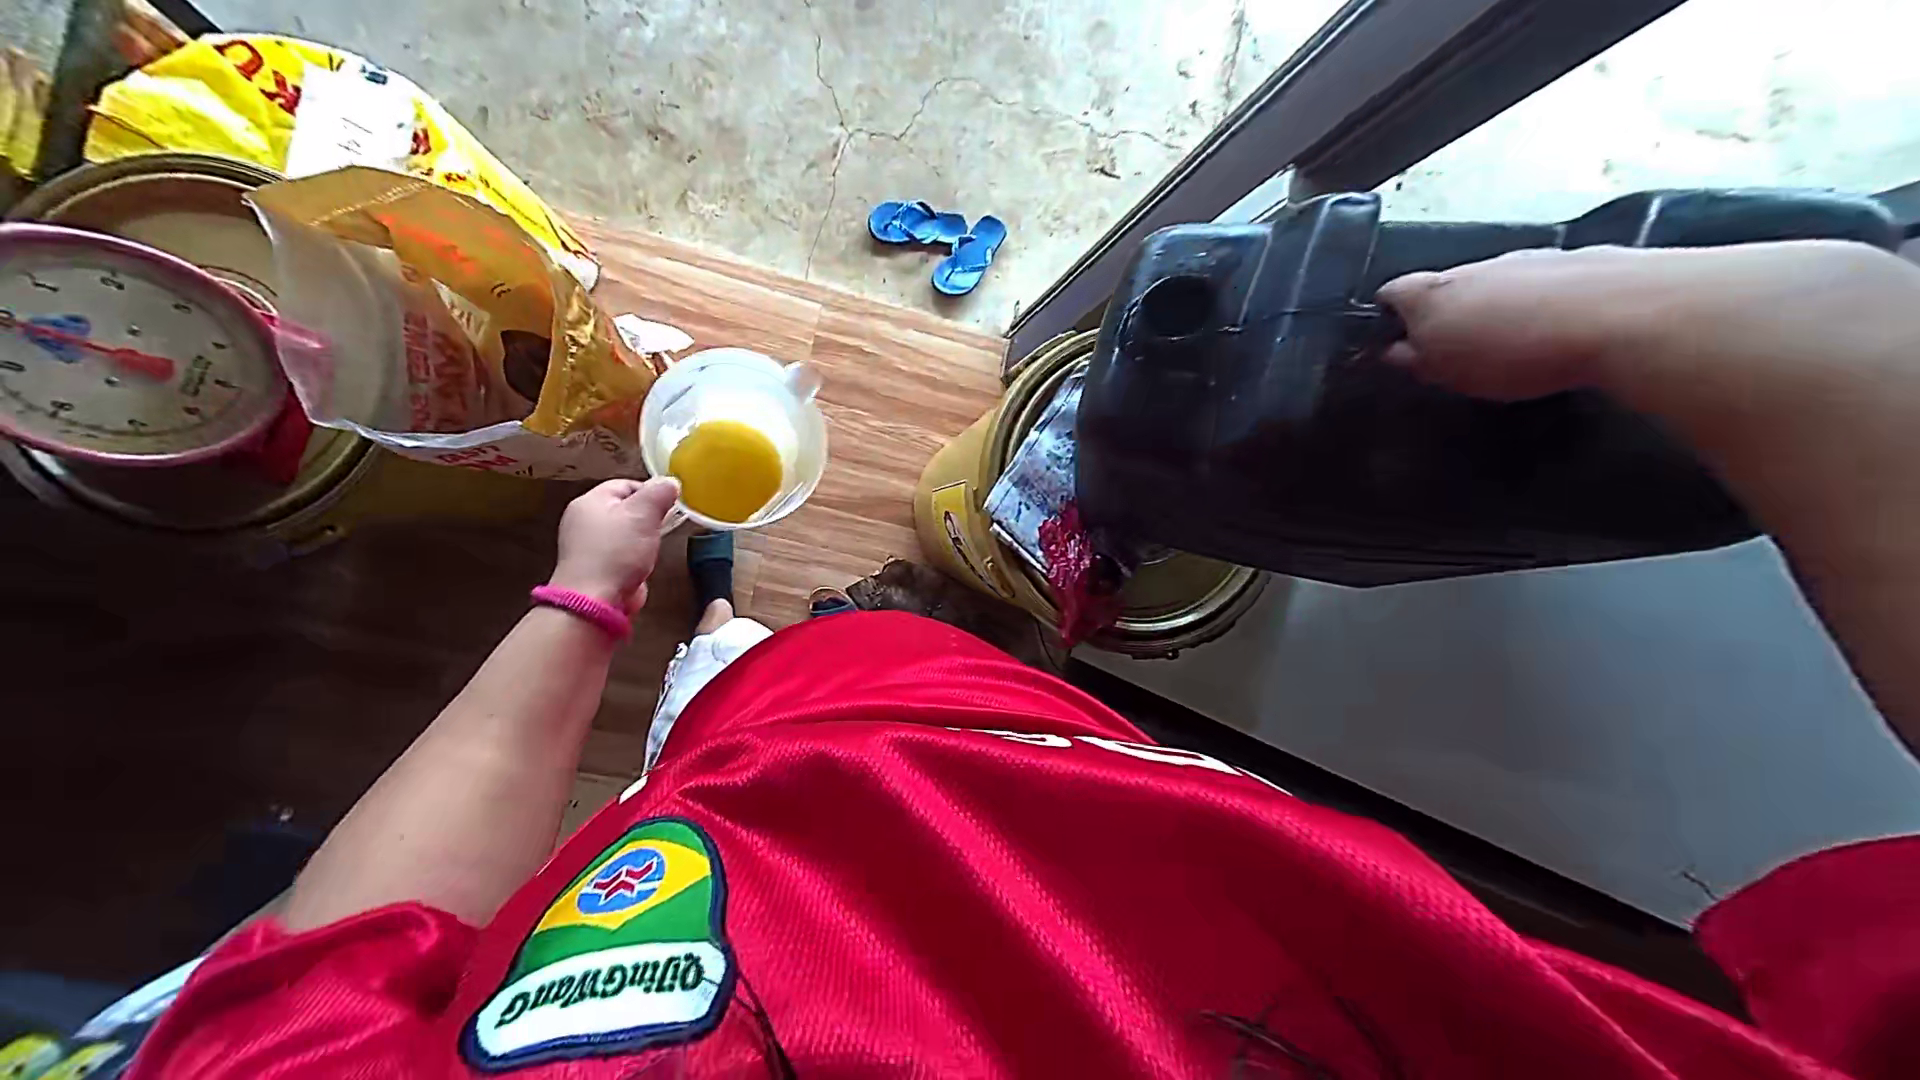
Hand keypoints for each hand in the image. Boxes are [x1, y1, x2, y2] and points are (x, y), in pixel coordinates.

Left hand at [548, 478, 680, 612]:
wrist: (596, 599)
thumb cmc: (618, 552)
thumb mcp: (643, 514)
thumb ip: (659, 493)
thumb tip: (670, 482)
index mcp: (590, 501)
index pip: (625, 484)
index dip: (650, 492)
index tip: (670, 505)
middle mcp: (584, 519)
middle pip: (625, 507)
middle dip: (649, 515)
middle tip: (666, 524)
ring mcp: (588, 544)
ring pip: (625, 530)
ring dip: (644, 536)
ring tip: (656, 544)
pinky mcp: (597, 566)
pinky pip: (622, 551)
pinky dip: (636, 554)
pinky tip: (645, 562)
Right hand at [1375, 241, 1919, 400]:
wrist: (1629, 316)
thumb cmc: (1510, 352)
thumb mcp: (1444, 372)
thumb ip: (1413, 360)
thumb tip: (1393, 351)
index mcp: (1432, 292)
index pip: (1390, 293)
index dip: (1386, 313)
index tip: (1391, 337)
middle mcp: (1477, 265)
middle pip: (1449, 284)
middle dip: (1447, 310)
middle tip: (1455, 346)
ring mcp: (1534, 257)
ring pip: (1502, 281)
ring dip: (1500, 304)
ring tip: (1516, 340)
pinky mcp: (1589, 258)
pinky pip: (1554, 282)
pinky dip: (1549, 301)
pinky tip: (1565, 329)